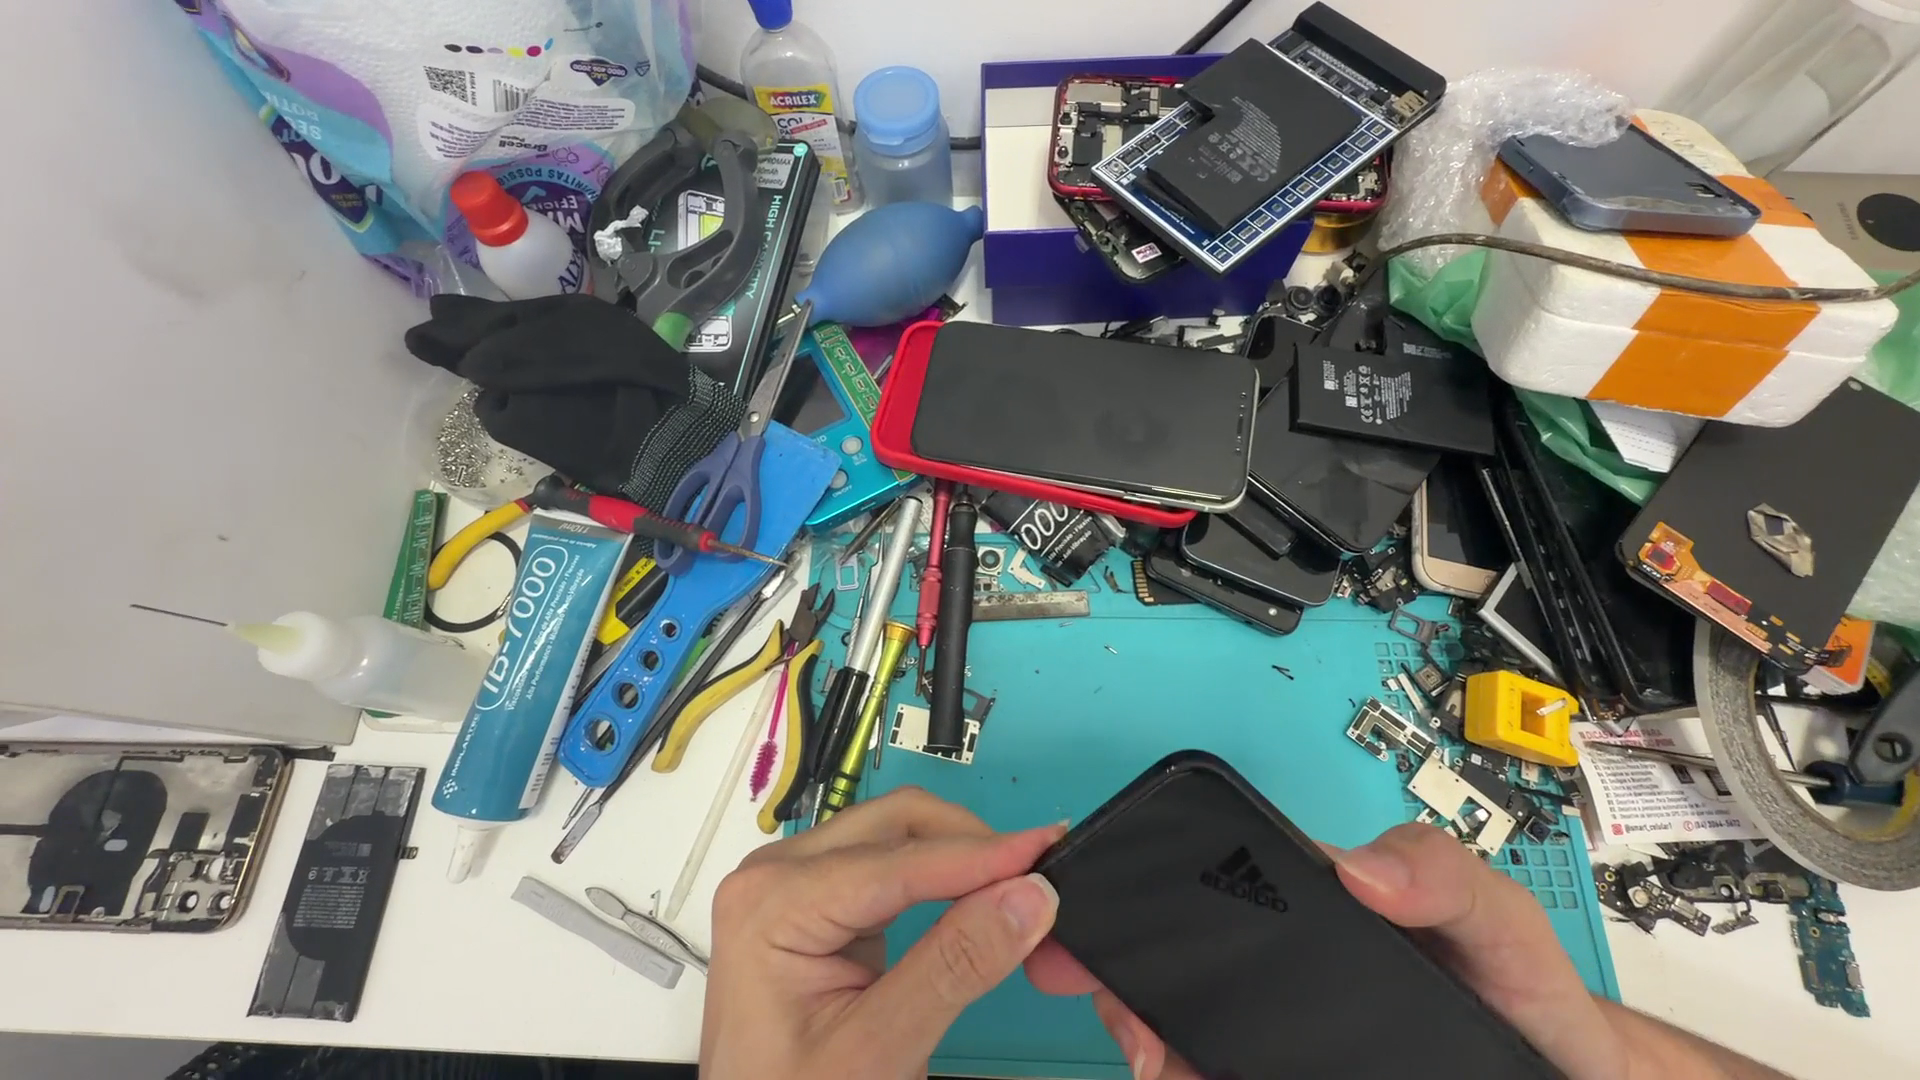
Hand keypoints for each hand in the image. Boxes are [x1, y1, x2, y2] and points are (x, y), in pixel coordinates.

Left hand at [702, 788, 1065, 1078]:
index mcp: (772, 901)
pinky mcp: (821, 893)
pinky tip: (978, 891)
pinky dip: (942, 871)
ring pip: (898, 831)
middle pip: (895, 824)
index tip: (1048, 850)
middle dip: (972, 844)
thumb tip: (1031, 896)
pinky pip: (892, 859)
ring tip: (1017, 884)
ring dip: (961, 852)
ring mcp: (797, 876)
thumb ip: (952, 969)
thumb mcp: (875, 1053)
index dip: (979, 854)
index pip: (895, 862)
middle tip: (1038, 874)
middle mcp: (779, 870)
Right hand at [1028, 823, 1788, 1079]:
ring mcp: (1271, 1034)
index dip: (1135, 906)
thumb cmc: (1517, 989)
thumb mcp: (1494, 918)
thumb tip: (1354, 867)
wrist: (1554, 1078)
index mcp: (1293, 904)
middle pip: (1164, 971)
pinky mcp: (1275, 1075)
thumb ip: (1442, 874)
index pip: (1196, 892)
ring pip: (1179, 1038)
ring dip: (1154, 1052)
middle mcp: (1267, 965)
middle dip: (1124, 993)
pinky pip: (1217, 1078)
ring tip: (1171, 1071)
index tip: (1104, 935)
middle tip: (1140, 1034)